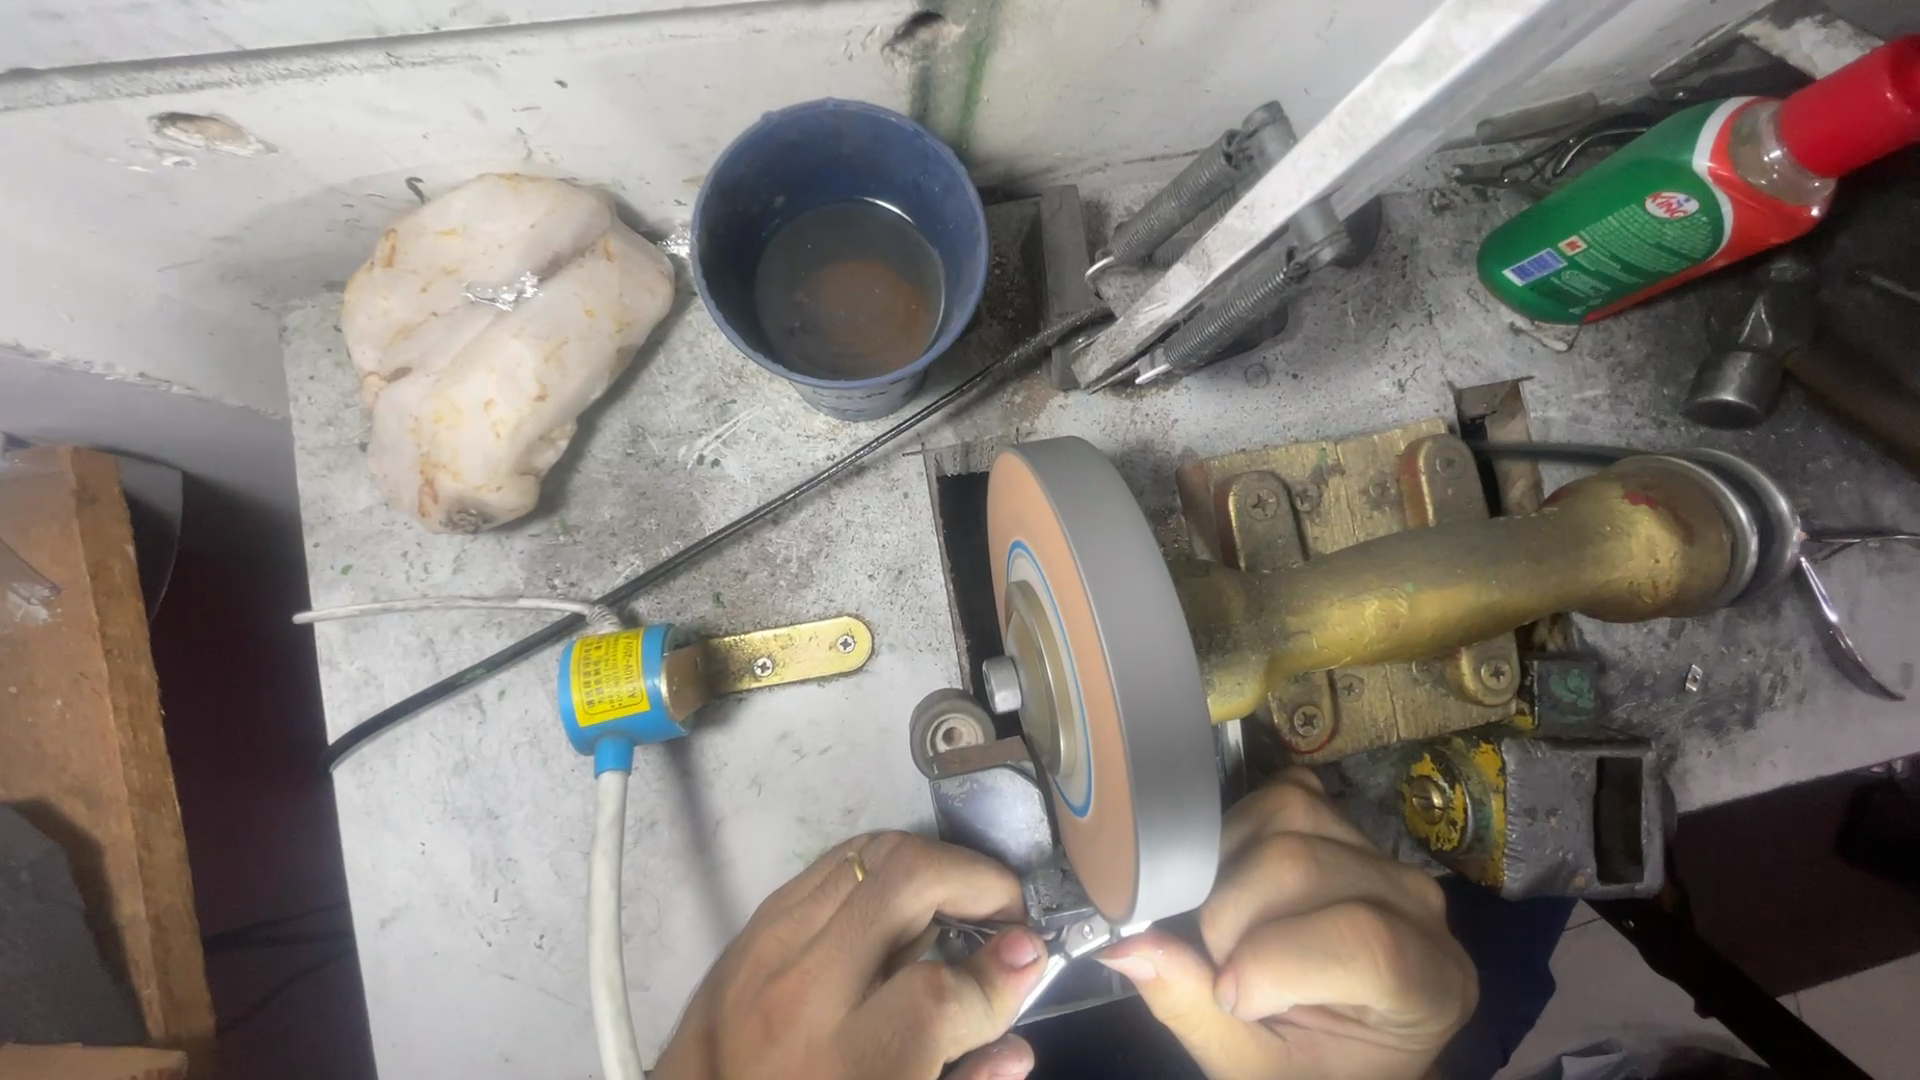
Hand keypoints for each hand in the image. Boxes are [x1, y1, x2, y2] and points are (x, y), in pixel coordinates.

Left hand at [654, 831, 1049, 1079]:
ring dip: (933, 861)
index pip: (938, 993)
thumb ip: (967, 1077)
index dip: (1000, 973)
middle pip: (903, 881)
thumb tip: (1024, 1019)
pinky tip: (908, 895)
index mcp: (839, 1069)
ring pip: (871, 852)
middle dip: (973, 878)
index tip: (1031, 956)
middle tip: (1004, 906)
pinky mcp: (757, 919)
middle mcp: (797, 990)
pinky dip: (887, 864)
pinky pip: (837, 860)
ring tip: (962, 895)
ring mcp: (769, 941)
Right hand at [1097, 768, 1475, 1079]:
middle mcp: (1415, 902)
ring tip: (1225, 924)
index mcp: (1428, 982)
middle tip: (1216, 964)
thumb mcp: (1253, 1070)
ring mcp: (1374, 847)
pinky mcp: (1335, 816)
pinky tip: (1235, 879)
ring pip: (1285, 816)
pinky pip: (1279, 793)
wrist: (1336, 1045)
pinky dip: (1237, 831)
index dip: (1276, 960)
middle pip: (1301, 865)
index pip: (1365, 941)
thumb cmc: (1308, 1066)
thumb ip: (1193, 1010)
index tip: (1227, 996)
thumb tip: (1124, 945)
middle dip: (1231, 915)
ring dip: (1226, 870)